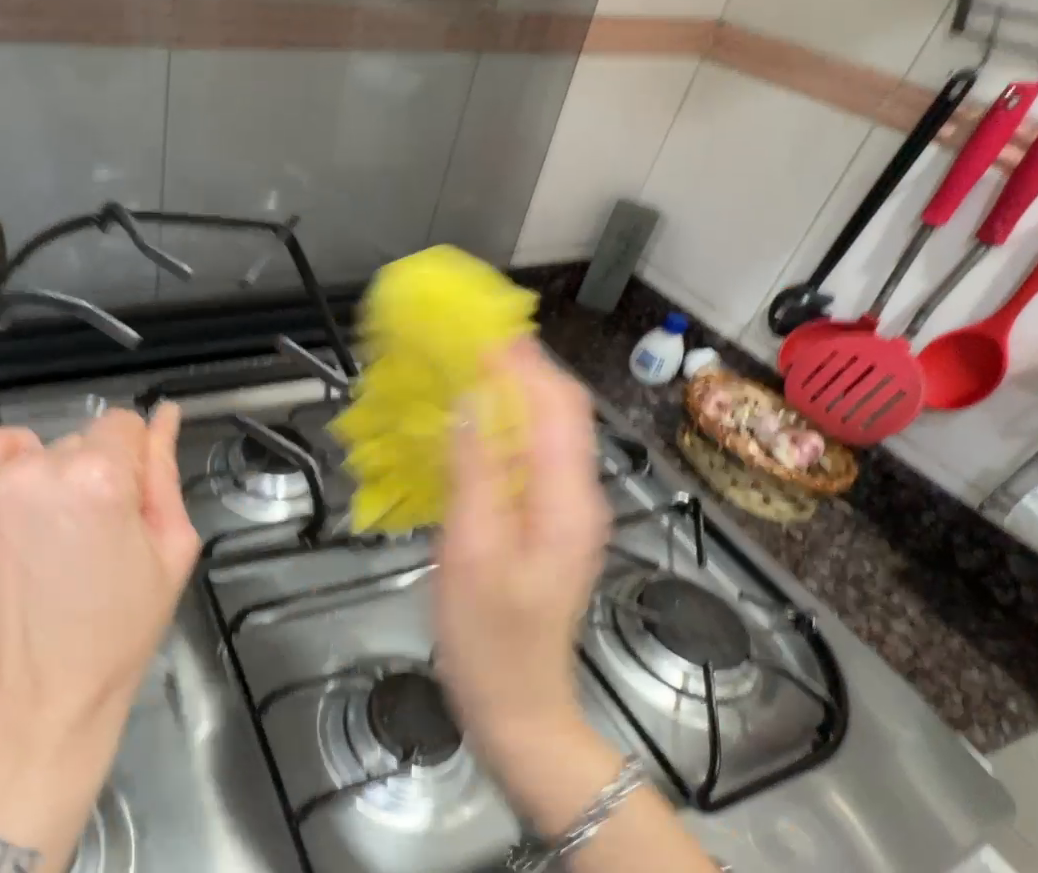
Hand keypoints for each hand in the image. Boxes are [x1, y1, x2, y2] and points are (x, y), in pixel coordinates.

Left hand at [0, 407, 197, 872]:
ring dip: (52, 476)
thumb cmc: (115, 635)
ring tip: (52, 534)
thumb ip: (165, 474)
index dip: (136, 464)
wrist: (36, 703)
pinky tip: (19, 512)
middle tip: (95, 536)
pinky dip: (7, 469)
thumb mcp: (169, 554)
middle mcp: (38, 471)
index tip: (130, 507)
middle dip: (96, 474)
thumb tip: (165, 417)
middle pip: (82, 440)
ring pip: (38, 450)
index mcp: (100, 478)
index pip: (125, 425)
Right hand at [434, 339, 610, 771]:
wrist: (518, 708)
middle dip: (518, 369)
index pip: (556, 406)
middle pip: (559, 411)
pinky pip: (530, 458)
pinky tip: (466, 430)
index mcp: (566, 499)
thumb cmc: (489, 638)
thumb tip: (470, 400)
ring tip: (459, 374)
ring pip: (545, 431)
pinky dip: (501, 431)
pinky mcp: (546, 524)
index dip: (520, 361)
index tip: (475, 329)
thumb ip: (475, 471)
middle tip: (462, 344)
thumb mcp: (471, 551)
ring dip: (508, 396)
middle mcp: (578, 496)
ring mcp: (566, 511)